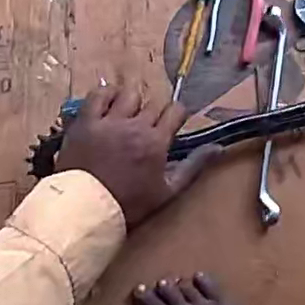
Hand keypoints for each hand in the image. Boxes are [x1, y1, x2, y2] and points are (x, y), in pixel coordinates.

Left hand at [55, 79, 218, 226]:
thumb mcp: (168, 192)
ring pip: (128, 94)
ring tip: (128, 115)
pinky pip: (98, 95)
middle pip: (153, 103)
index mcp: (156, 141)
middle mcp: (135, 125)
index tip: (172, 123)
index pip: (175, 110)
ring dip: (132, 102)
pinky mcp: (86, 121)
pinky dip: (106, 95)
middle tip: (148, 128)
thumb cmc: (129, 205)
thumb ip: (193, 167)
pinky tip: (108, 103)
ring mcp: (109, 121)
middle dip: (154, 113)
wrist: (86, 210)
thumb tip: (218, 148)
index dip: (176, 114)